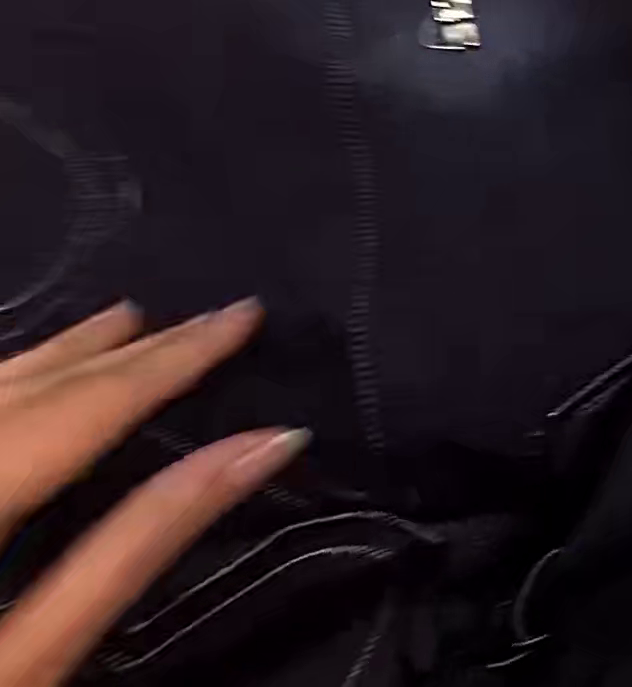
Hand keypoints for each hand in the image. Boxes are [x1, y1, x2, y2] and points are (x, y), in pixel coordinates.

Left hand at [0, 300, 306, 686]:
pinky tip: (0, 382)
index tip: (245, 315)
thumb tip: (273, 440)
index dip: (173, 357)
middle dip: (112, 351)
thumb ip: (149, 538)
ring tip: (112, 322)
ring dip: (36, 360)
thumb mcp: (30, 663)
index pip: (81, 411)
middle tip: (196, 313)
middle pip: (6, 400)